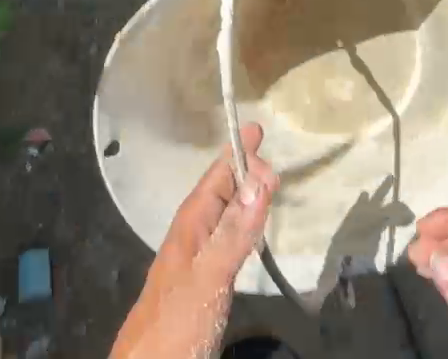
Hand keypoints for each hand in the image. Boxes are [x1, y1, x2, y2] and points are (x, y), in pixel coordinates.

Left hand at [109, 123, 278, 358]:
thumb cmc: (175, 319)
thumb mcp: (209, 275)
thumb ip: (234, 232)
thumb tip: (261, 181)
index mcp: (192, 222)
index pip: (217, 174)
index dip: (238, 152)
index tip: (257, 129)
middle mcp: (193, 233)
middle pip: (221, 190)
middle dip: (244, 170)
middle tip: (272, 164)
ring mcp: (197, 258)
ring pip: (224, 214)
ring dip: (244, 196)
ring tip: (265, 186)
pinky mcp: (204, 281)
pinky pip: (226, 239)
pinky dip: (243, 226)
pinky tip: (250, 233)